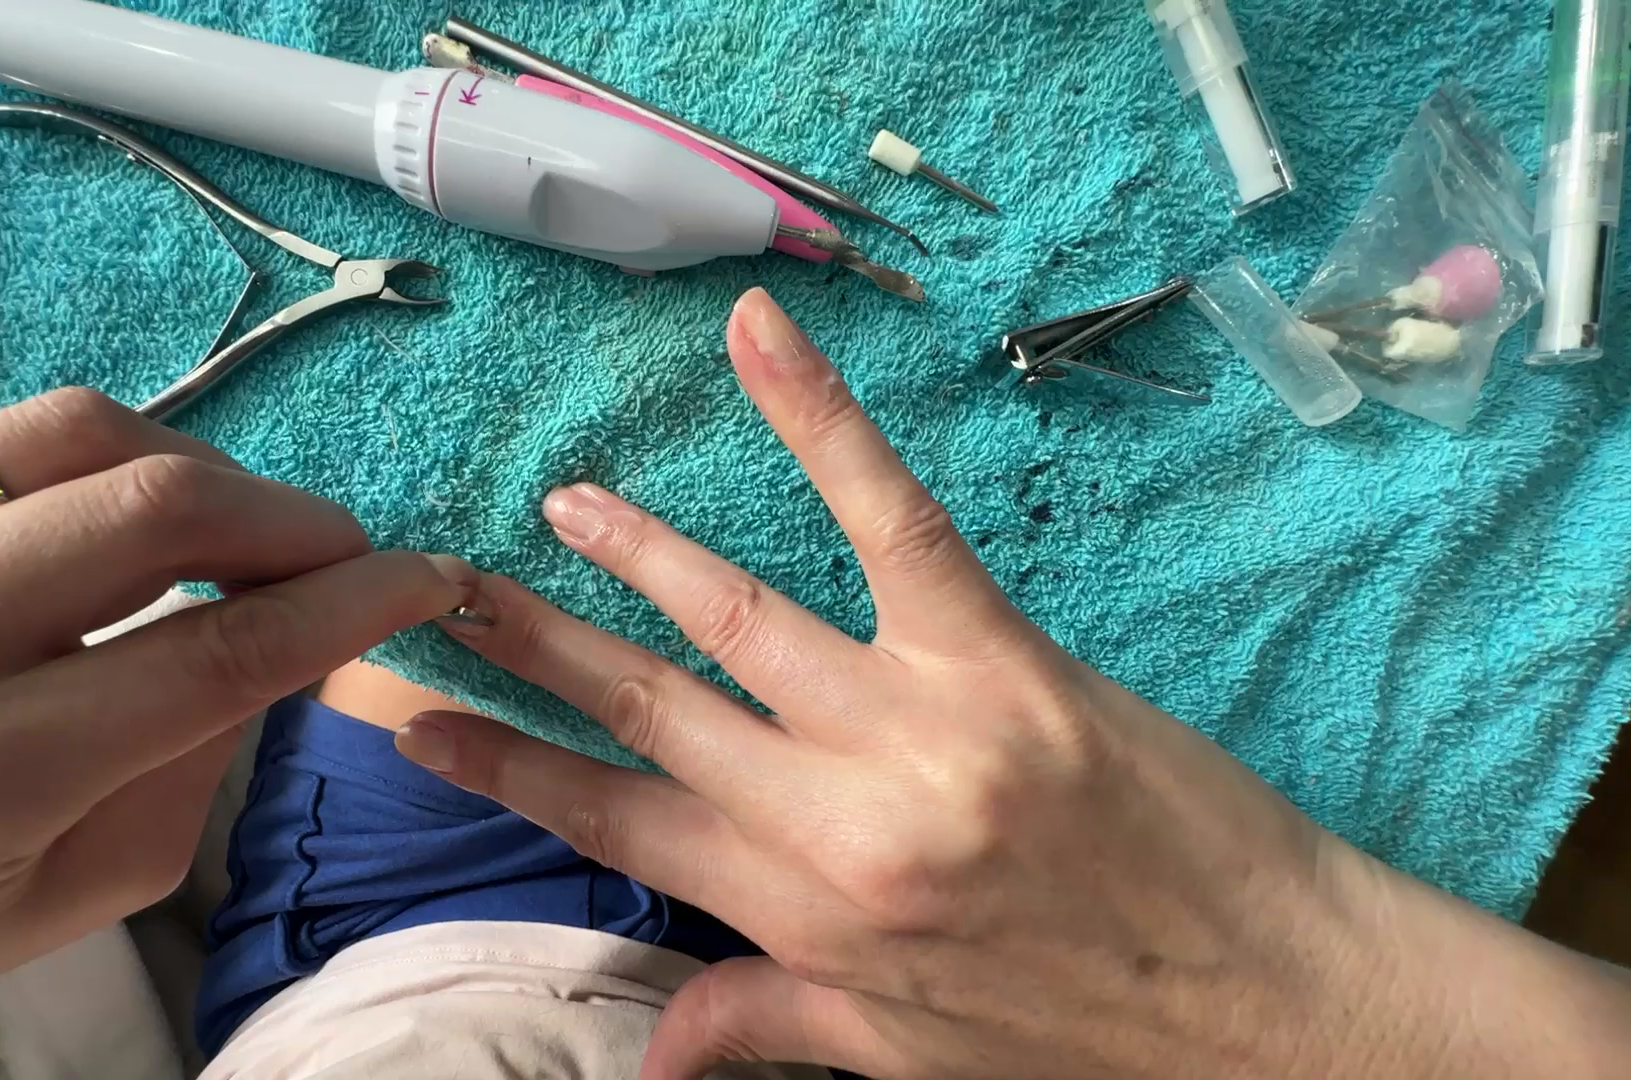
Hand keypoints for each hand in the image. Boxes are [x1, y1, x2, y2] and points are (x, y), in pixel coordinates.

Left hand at [0, 389, 472, 1074]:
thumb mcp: (54, 904)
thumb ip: (192, 763)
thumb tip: (278, 641)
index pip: (216, 657)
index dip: (353, 604)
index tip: (430, 579)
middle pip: (160, 514)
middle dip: (299, 522)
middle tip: (344, 555)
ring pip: (89, 438)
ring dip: (219, 475)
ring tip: (246, 529)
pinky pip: (7, 427)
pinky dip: (126, 451)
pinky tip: (144, 501)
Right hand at [396, 290, 1630, 1078]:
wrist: (1277, 1014)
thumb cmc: (1075, 1028)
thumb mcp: (899, 1051)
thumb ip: (763, 1023)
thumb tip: (643, 1049)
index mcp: (795, 910)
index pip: (607, 825)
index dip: (501, 769)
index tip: (415, 717)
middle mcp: (828, 820)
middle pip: (645, 711)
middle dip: (528, 645)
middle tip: (439, 587)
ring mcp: (909, 727)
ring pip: (737, 618)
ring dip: (638, 556)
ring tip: (567, 505)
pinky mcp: (991, 654)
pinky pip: (887, 519)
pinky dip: (817, 423)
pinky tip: (760, 341)